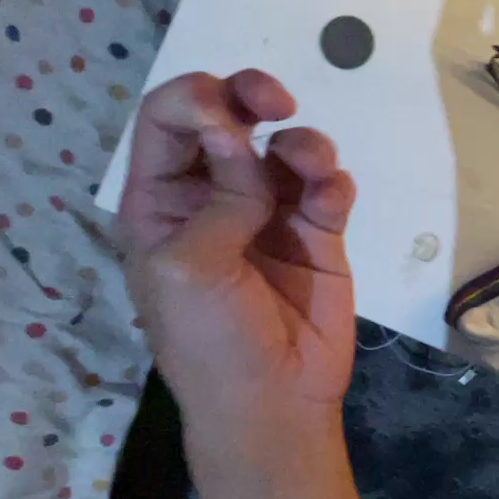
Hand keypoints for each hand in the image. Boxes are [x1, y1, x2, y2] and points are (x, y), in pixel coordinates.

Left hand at [118, 70, 358, 440]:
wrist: (273, 399)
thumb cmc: (209, 339)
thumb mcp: (188, 267)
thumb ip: (217, 198)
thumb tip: (240, 132)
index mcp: (164, 202)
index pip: (168, 124)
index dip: (195, 102)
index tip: (228, 112)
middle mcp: (217, 198)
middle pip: (231, 123)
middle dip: (250, 99)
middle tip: (276, 98)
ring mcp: (274, 217)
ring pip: (289, 153)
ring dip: (304, 145)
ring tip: (315, 168)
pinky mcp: (322, 238)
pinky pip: (329, 192)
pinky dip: (334, 185)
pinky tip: (332, 200)